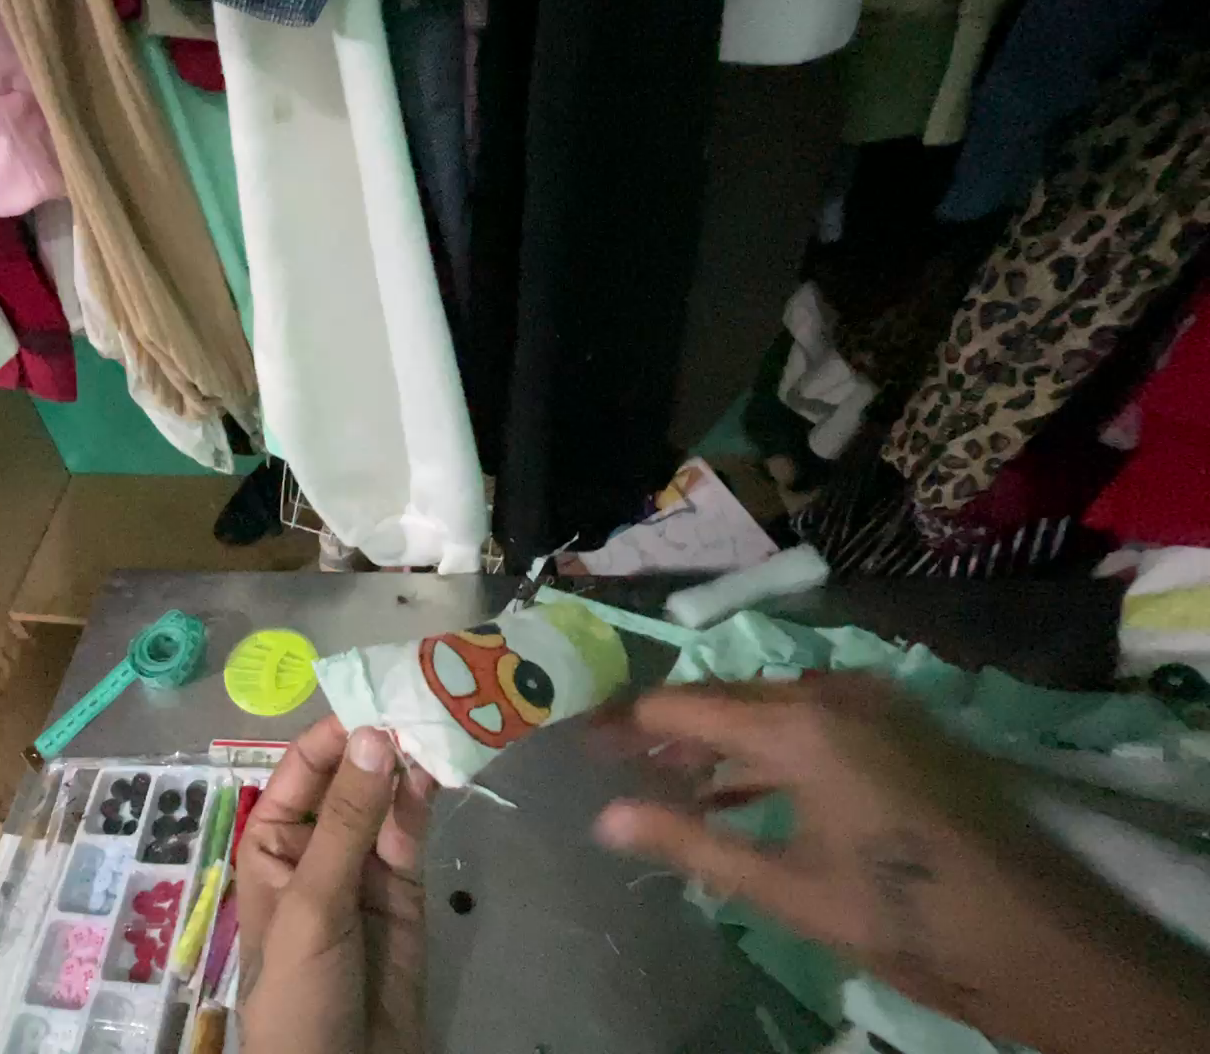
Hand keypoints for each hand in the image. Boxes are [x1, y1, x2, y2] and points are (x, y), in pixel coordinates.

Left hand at [237, 717, 433, 1053]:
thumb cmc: (300, 987)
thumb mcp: (313, 899)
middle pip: (349, 774)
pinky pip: (412, 829)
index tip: (380, 692)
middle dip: (380, 738)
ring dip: (408, 760)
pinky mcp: (405, 883)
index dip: (339, 729)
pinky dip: (425, 796)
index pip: (305, 764)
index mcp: (273, 835)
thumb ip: (347, 819)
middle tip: (423, 695)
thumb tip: (375, 734)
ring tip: (439, 719)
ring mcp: (363, 859)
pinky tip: (441, 764)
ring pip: (385, 796)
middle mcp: (317, 838)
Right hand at [594, 675, 1209, 1053]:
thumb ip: (688, 843)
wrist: (1064, 950)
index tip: (582, 741)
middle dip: (663, 732)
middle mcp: (828, 696)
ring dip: (714, 741)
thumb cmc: (910, 919)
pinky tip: (742, 789)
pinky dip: (763, 747)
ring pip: (760, 706)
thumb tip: (602, 820)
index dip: (624, 727)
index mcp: (796, 728)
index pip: (678, 708)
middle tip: (619, 763)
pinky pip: (805, 717)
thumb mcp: (785, 888)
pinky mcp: (897, 724)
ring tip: (674, 782)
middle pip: (717, 699)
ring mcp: (869, 706)